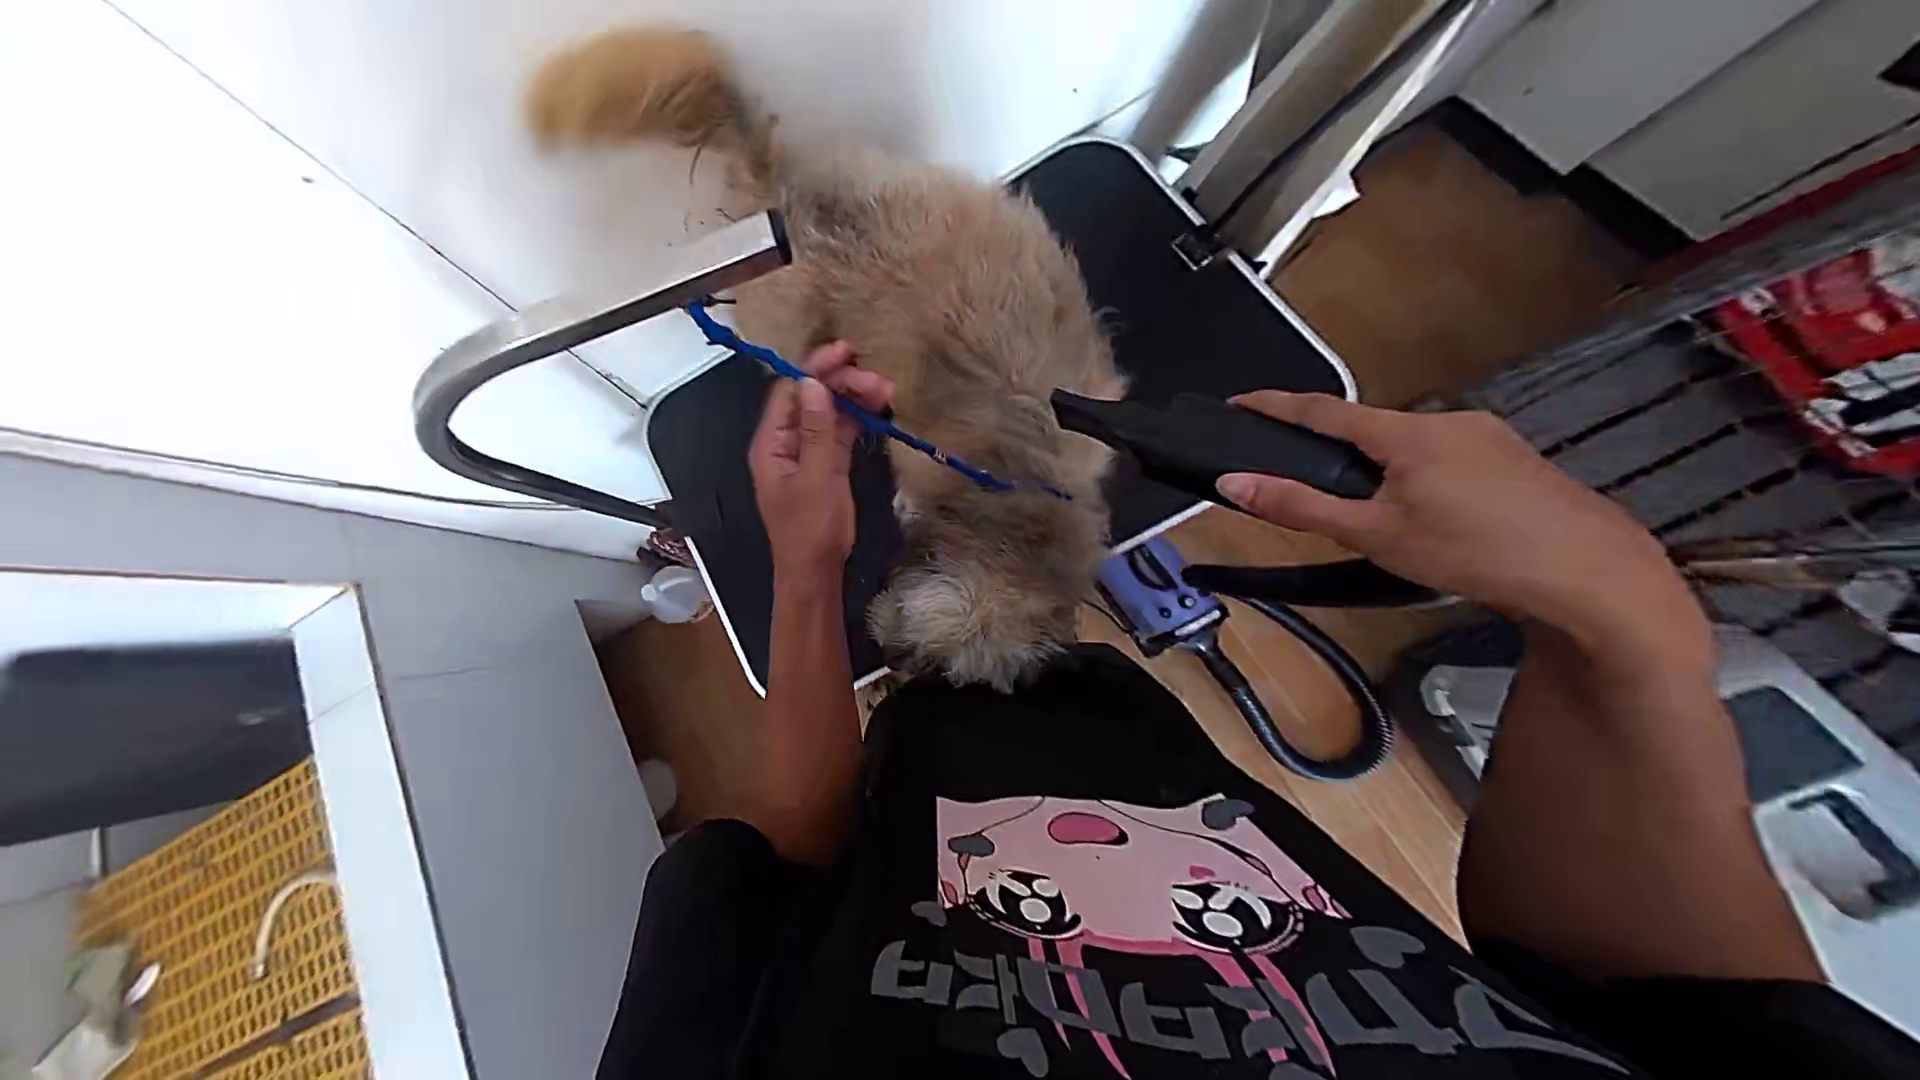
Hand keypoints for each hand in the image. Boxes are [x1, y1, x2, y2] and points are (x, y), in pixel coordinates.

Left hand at [748, 342, 893, 579]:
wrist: (816, 573)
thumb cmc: (810, 532)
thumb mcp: (816, 480)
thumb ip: (817, 432)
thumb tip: (814, 385)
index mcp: (771, 444)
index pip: (791, 392)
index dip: (817, 368)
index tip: (846, 353)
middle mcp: (785, 443)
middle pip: (812, 399)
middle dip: (842, 384)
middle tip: (878, 381)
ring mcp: (806, 454)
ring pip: (829, 414)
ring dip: (854, 400)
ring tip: (885, 391)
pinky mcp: (825, 466)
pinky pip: (839, 433)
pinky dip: (857, 421)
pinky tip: (877, 410)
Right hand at [1215, 392, 1709, 664]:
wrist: (1594, 579)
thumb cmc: (1476, 552)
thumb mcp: (1372, 534)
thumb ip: (1299, 505)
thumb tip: (1236, 483)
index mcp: (1408, 433)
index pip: (1322, 409)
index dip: (1275, 404)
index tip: (1240, 402)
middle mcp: (1449, 422)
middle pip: (1367, 426)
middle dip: (1331, 448)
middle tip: (1307, 482)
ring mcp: (1487, 438)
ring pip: (1406, 443)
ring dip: (1375, 466)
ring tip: (1372, 514)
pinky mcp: (1511, 459)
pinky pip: (1442, 456)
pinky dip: (1414, 474)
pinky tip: (1425, 515)